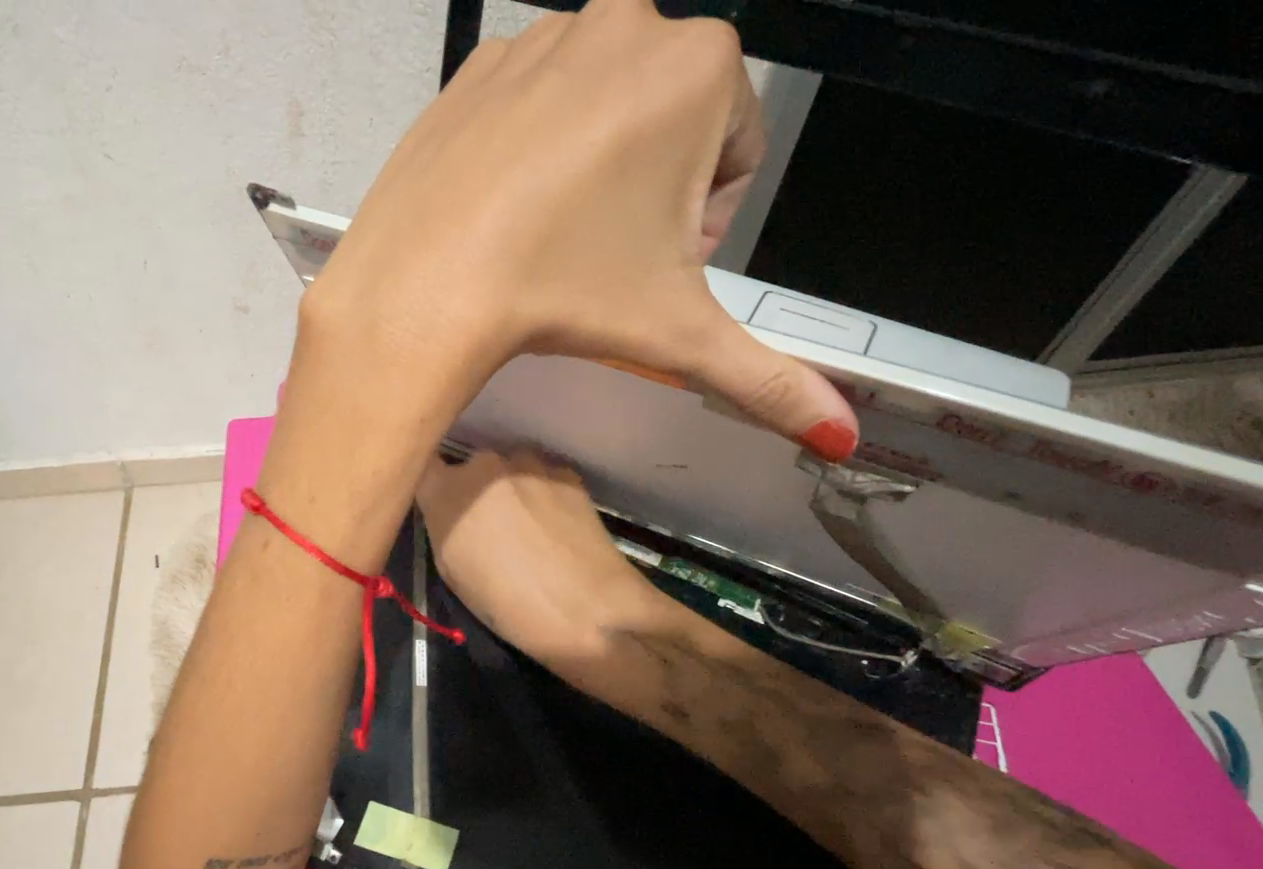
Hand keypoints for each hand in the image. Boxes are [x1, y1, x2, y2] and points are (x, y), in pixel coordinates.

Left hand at [292, 0, 858, 458]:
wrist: (423, 284)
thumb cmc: (557, 291)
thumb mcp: (679, 331)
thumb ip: (768, 377)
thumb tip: (840, 434)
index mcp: (701, 66)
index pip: (737, 150)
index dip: (701, 220)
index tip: (652, 262)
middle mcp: (625, 23)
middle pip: (671, 124)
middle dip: (651, 192)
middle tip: (600, 254)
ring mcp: (543, 37)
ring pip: (600, 111)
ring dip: (592, 170)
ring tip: (552, 235)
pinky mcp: (480, 65)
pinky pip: (531, 107)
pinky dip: (531, 153)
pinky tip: (509, 209)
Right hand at [417, 449, 667, 665]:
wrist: (583, 606)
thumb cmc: (504, 601)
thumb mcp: (451, 570)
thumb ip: (443, 525)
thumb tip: (450, 510)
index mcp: (445, 490)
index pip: (424, 463)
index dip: (432, 479)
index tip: (439, 499)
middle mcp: (484, 464)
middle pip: (472, 467)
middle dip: (476, 489)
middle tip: (489, 525)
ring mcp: (529, 463)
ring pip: (511, 468)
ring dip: (513, 488)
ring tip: (529, 527)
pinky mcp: (567, 472)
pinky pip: (545, 476)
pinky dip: (545, 494)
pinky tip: (557, 527)